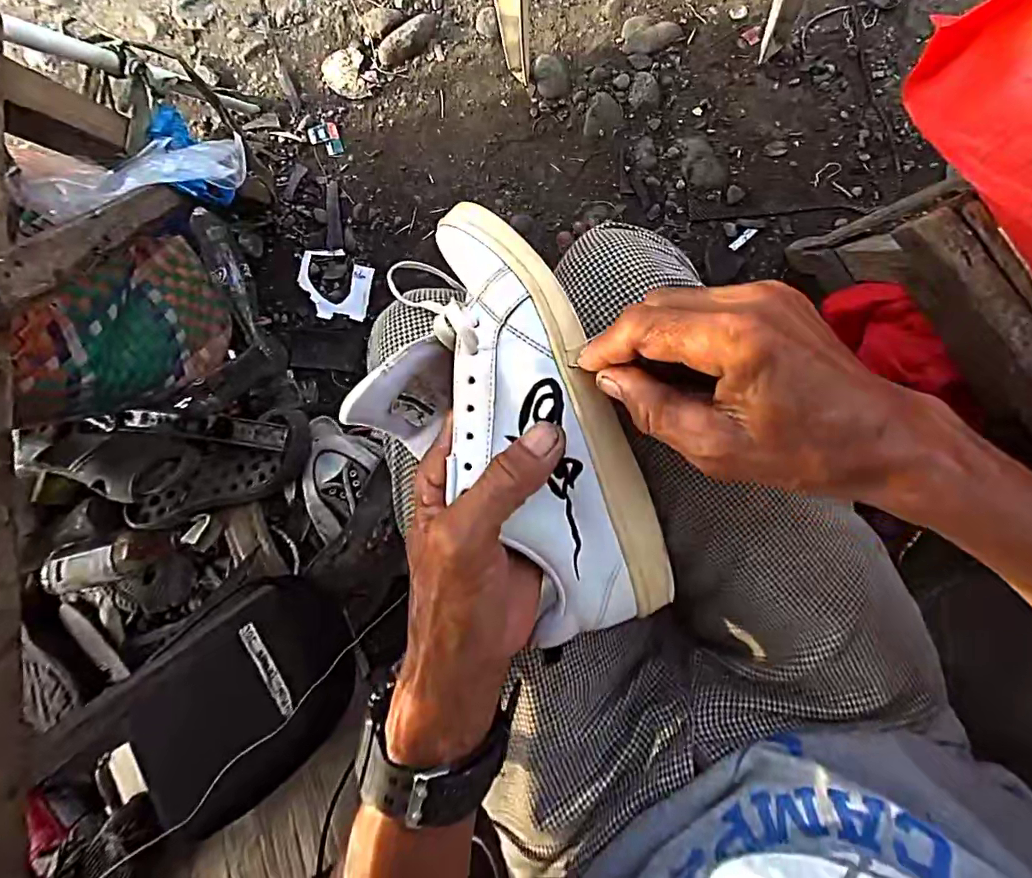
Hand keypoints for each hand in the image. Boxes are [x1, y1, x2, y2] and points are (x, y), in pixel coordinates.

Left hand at [385, 420, 559, 766]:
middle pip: (507, 438)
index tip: (516, 364)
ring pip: (536, 466)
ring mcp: (507, 509)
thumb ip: (500, 485)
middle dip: (533, 420)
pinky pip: (558, 498)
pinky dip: (575, 487)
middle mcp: (474, 488)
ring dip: (557, 453)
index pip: (463, 420)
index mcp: (443, 480)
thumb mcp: (465, 536)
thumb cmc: (446, 611)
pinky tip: (588, 476)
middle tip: (562, 395)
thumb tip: (538, 440)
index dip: (486, 391)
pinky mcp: (536, 531)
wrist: (470, 667)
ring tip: (581, 429)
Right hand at [577, 283, 953, 509]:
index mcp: (738, 337)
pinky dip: (683, 329)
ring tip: (647, 375)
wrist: (882, 435)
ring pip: (679, 300)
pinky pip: (707, 303)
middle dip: (626, 338)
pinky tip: (683, 363)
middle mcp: (751, 301)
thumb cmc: (816, 450)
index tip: (588, 365)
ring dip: (653, 333)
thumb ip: (654, 410)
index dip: (607, 345)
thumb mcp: (719, 449)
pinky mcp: (773, 298)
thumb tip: (616, 382)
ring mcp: (765, 294)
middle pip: (658, 304)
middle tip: (612, 376)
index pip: (646, 324)